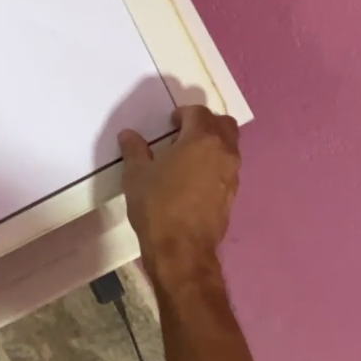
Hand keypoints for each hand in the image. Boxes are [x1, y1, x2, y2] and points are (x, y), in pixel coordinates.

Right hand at [119, 105, 240, 285]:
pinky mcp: (232, 192)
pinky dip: (213, 163)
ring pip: (228, 145)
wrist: (181, 248)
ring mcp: (232, 172)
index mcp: (201, 139)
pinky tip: (192, 179)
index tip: (169, 123)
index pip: (197, 113)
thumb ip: (134, 150)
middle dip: (204, 123)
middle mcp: (224, 150)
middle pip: (223, 123)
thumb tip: (128, 135)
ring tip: (186, 158)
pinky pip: (226, 167)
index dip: (182, 114)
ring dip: (211, 143)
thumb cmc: (156, 206)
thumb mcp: (136, 175)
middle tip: (181, 134)